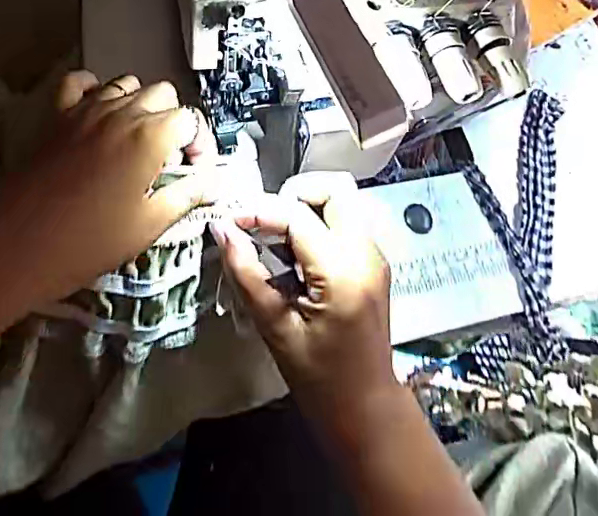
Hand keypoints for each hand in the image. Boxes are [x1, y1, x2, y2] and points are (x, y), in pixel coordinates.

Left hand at [0, 71, 215, 305]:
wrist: (14, 249)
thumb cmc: (88, 241)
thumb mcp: (149, 225)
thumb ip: (187, 195)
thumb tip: (209, 182)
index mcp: (151, 135)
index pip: (192, 120)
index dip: (200, 145)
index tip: (195, 173)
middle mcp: (123, 111)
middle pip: (164, 94)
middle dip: (173, 121)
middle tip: (166, 159)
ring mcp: (87, 109)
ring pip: (127, 83)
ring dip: (139, 105)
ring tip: (135, 140)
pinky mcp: (58, 115)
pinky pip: (80, 82)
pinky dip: (93, 89)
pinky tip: (98, 112)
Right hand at [211, 172, 395, 424]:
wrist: (367, 409)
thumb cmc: (320, 380)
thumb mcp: (276, 330)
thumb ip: (248, 275)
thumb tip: (223, 231)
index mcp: (342, 271)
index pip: (298, 215)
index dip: (259, 211)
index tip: (231, 220)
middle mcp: (366, 253)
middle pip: (334, 189)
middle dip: (293, 194)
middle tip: (262, 221)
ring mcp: (374, 255)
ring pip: (343, 201)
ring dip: (307, 206)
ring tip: (276, 236)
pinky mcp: (373, 262)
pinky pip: (346, 223)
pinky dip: (319, 223)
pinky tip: (295, 254)